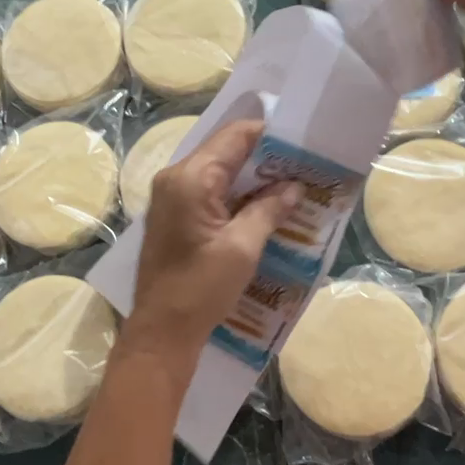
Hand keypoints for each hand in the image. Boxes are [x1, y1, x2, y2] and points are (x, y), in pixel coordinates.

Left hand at [127, 120, 300, 370]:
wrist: (162, 330)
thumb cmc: (201, 288)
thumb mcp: (243, 248)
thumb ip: (268, 209)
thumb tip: (293, 187)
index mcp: (191, 178)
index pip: (234, 136)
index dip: (269, 135)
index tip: (301, 142)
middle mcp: (177, 178)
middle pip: (226, 151)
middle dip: (265, 157)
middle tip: (303, 165)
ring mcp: (172, 196)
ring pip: (219, 171)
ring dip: (252, 177)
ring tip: (291, 184)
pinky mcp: (174, 214)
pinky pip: (210, 191)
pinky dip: (236, 194)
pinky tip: (265, 206)